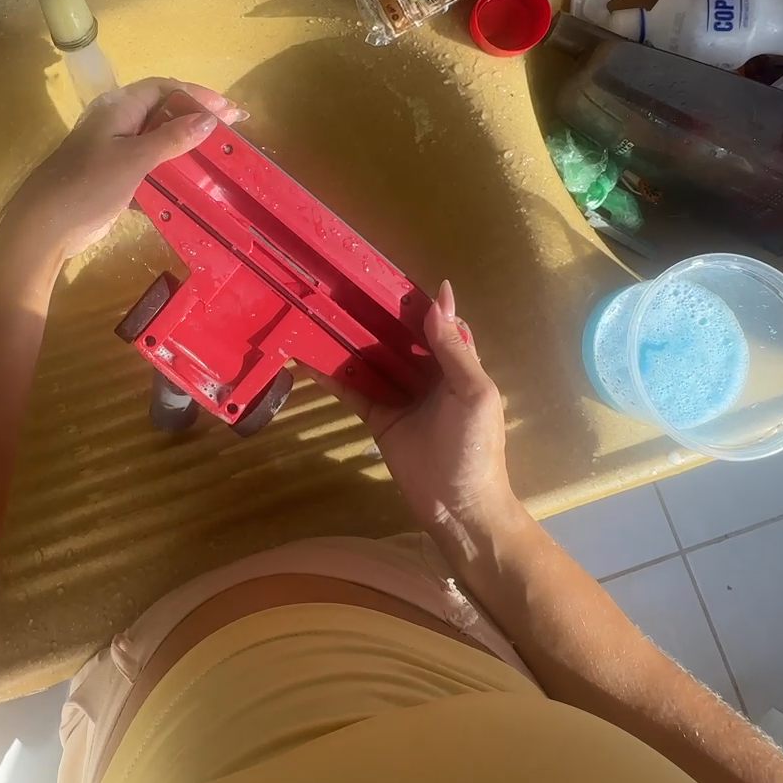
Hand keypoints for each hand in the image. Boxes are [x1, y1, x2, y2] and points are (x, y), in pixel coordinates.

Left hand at [1, 77, 245, 260]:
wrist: (45, 227)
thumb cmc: (88, 186)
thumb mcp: (134, 159)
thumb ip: (172, 139)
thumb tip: (209, 120)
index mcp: (118, 107)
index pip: (165, 88)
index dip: (198, 95)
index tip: (231, 110)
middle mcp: (116, 123)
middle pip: (162, 113)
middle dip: (196, 120)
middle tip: (230, 133)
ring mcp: (113, 151)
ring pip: (156, 142)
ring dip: (185, 148)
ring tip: (217, 158)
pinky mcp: (113, 179)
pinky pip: (148, 168)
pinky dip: (169, 173)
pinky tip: (190, 187)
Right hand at [298, 281, 518, 550]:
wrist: (457, 505)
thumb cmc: (475, 446)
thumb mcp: (473, 392)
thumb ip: (453, 348)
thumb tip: (440, 297)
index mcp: (456, 364)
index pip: (436, 323)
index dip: (415, 302)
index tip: (386, 277)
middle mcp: (426, 374)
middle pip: (397, 336)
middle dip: (374, 315)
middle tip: (343, 289)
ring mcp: (399, 395)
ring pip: (371, 359)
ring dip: (349, 340)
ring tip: (320, 313)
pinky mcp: (377, 417)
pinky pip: (352, 391)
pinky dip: (331, 376)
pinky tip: (308, 359)